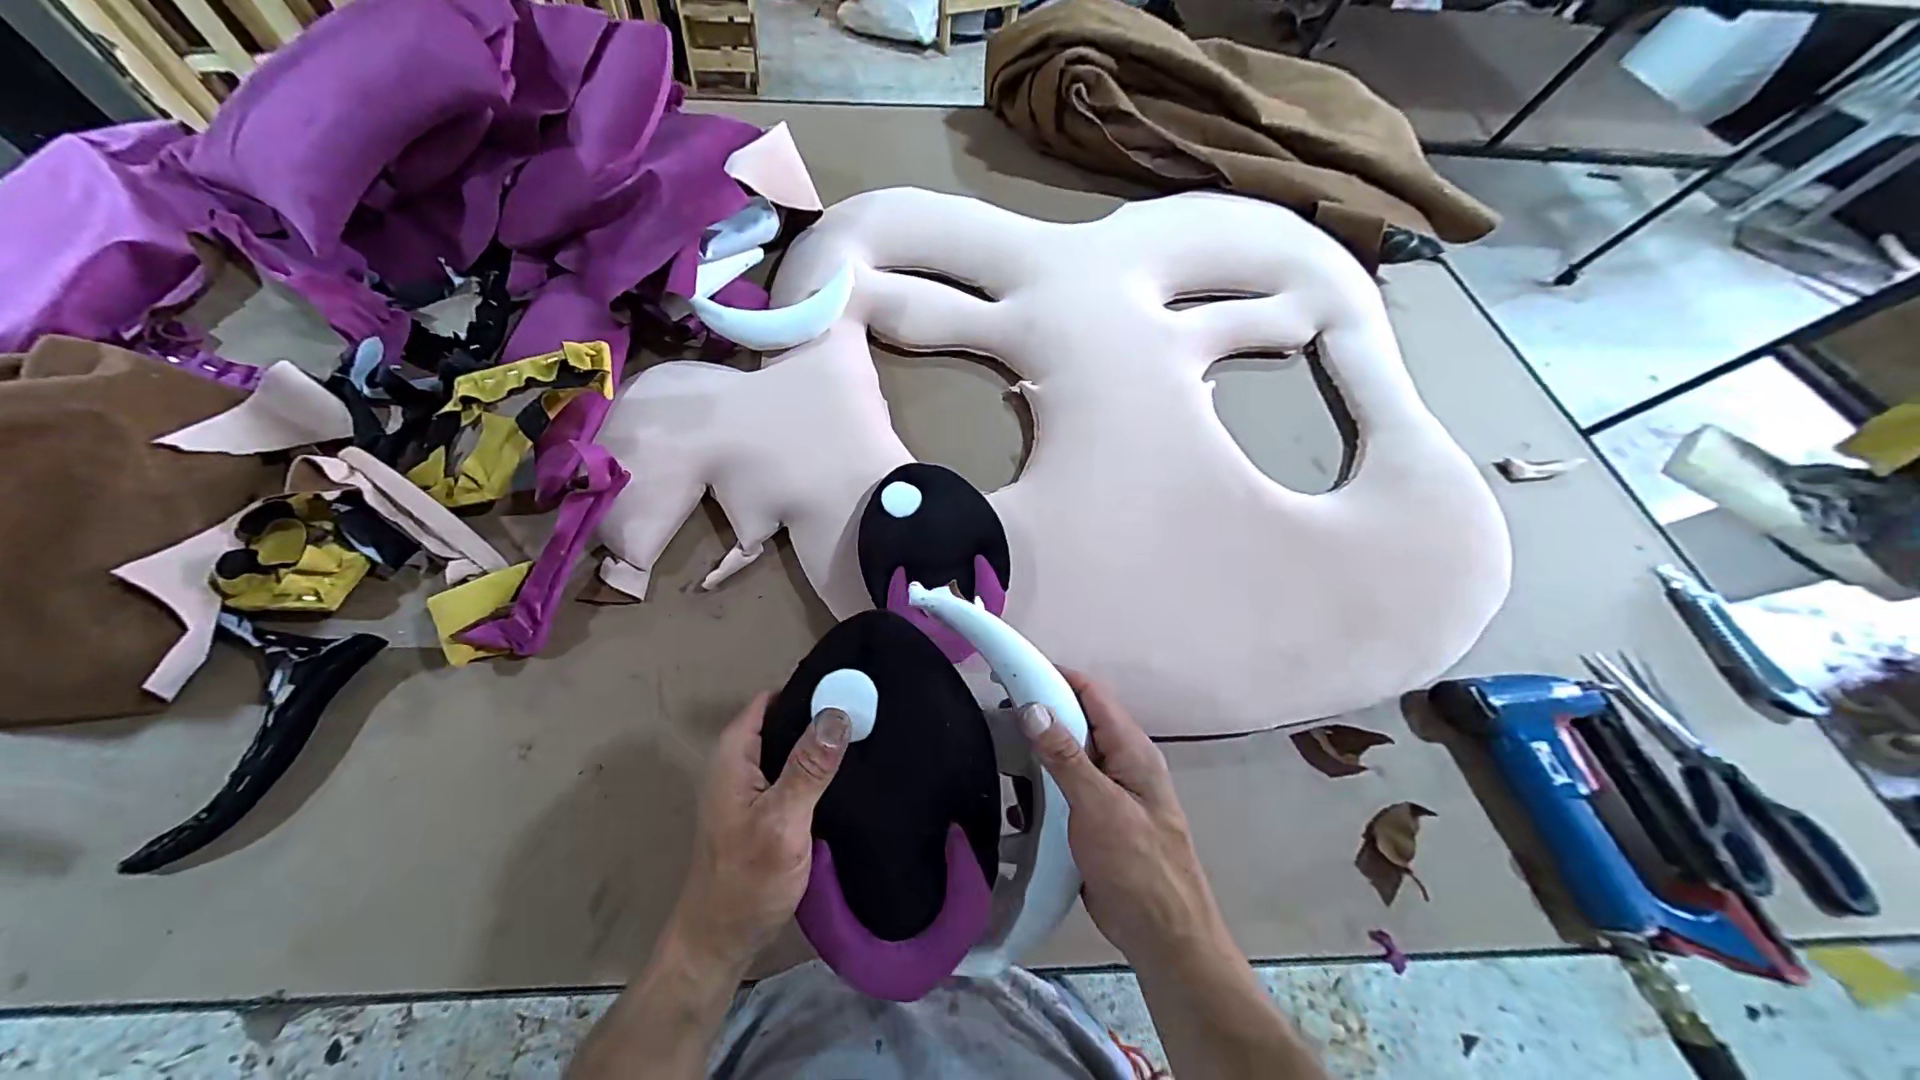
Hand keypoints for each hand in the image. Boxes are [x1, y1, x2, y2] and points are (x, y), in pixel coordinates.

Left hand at [667, 693, 850, 971]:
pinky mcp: (766, 804)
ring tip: (869, 733)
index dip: (812, 687)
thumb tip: (838, 713)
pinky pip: (795, 769)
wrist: (721, 941)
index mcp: (735, 752)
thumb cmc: (746, 881)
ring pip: (792, 745)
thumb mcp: (782, 821)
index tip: (855, 684)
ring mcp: (751, 784)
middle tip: (872, 708)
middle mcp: (740, 760)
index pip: (776, 698)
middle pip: (786, 718)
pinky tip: (850, 770)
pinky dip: (819, 765)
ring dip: (823, 741)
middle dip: (824, 712)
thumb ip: (809, 768)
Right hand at [1018, 672, 1233, 969]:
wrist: (1163, 937)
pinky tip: (1017, 805)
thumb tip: (1033, 707)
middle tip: (995, 714)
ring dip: (1036, 755)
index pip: (1091, 694)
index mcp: (1131, 749)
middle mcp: (1121, 763)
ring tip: (998, 753)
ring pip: (1067, 757)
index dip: (1054, 676)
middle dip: (1039, 714)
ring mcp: (1109, 793)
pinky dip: (1041, 790)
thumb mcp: (1098, 806)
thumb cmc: (1137, 866)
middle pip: (1077, 722)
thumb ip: (1065, 757)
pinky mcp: (1096, 820)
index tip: (1011, 675)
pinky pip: (1064, 791)